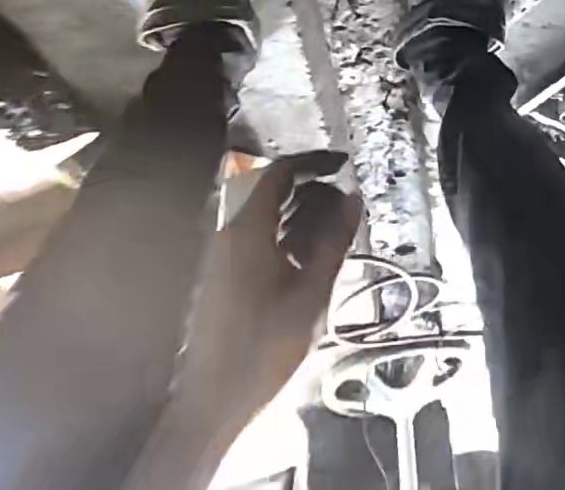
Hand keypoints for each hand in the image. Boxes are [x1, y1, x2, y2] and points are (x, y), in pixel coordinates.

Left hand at [178, 160, 361, 416]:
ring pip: (265, 217)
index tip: (343, 165)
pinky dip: (284, 237)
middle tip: (344, 208)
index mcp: (248, 227)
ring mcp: (223, 253)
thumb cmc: (265, 345)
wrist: (212, 401)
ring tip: (332, 232)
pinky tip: (307, 258)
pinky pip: (257, 238)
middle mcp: (230, 231)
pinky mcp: (223, 274)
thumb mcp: (311, 293)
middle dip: (310, 193)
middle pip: (272, 193)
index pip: (280, 173)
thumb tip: (352, 199)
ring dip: (299, 217)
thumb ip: (333, 241)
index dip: (313, 164)